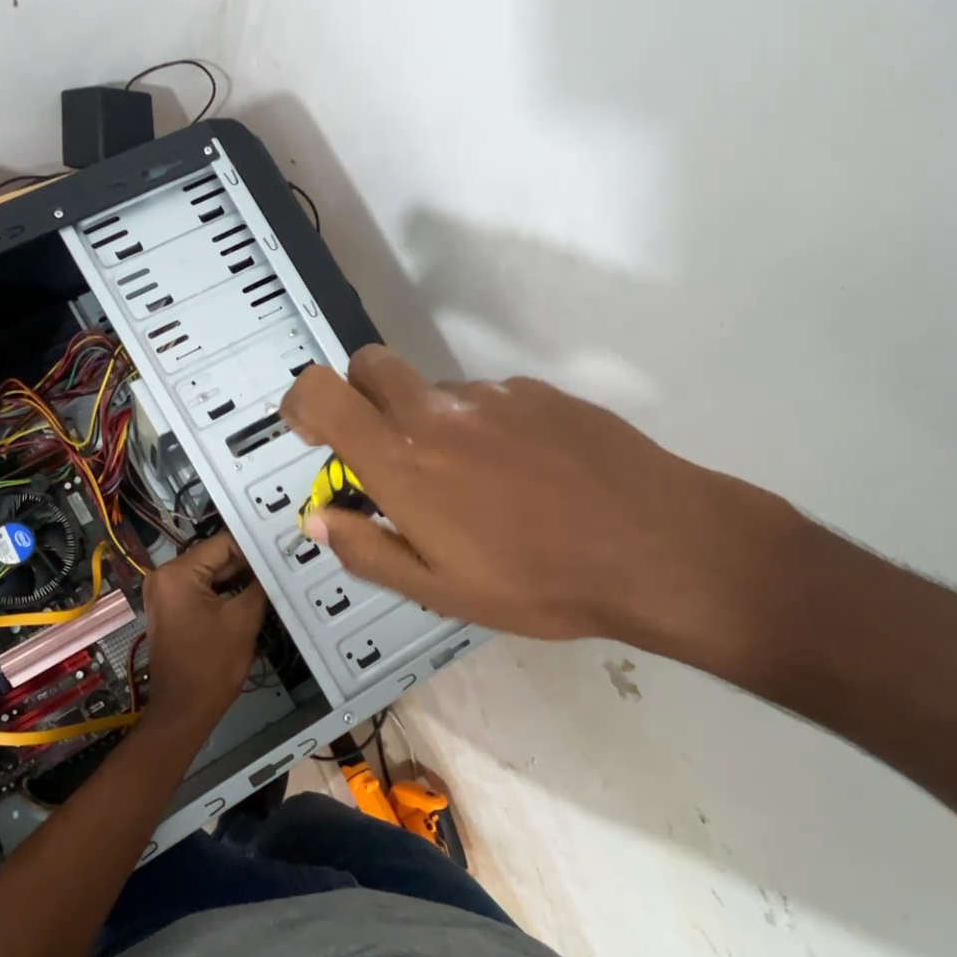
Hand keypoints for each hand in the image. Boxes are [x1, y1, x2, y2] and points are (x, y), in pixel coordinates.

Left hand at [139, 533, 267, 736]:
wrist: (184, 710)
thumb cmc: (212, 665)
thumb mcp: (243, 620)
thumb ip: (259, 585)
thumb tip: (275, 564)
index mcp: (177, 573)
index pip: (222, 544)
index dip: (255, 546)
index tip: (282, 548)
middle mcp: (164, 576)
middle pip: (214, 558)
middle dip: (247, 563)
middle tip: (282, 562)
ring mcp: (165, 593)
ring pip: (210, 574)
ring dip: (238, 578)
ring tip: (273, 576)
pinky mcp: (171, 609)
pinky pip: (201, 590)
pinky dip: (224, 592)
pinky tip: (253, 593)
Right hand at [279, 345, 808, 681]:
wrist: (656, 546)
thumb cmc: (537, 582)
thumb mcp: (439, 590)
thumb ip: (367, 550)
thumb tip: (318, 518)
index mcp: (403, 460)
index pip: (322, 392)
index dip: (301, 402)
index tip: (309, 432)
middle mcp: (440, 412)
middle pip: (371, 366)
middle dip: (360, 398)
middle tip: (386, 455)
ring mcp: (495, 395)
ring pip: (435, 390)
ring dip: (430, 423)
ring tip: (478, 489)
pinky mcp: (542, 393)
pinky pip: (490, 401)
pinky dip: (484, 429)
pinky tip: (526, 477)